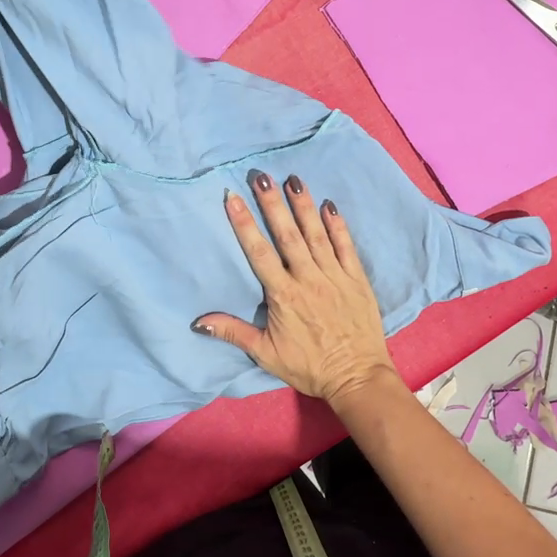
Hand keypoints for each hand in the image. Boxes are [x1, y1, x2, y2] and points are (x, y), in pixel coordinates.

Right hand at [194, 172, 394, 406]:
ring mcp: (335, 277)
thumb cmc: (309, 367)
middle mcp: (308, 279)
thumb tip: (197, 322)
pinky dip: (338, 225)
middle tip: (261, 176)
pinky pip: (346, 247)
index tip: (232, 197)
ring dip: (303, 206)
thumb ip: (233, 332)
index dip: (245, 223)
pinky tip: (328, 204)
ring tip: (293, 179)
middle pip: (287, 235)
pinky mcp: (357, 280)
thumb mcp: (266, 353)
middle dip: (273, 204)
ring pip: (316, 235)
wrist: (358, 380)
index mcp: (283, 295)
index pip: (259, 252)